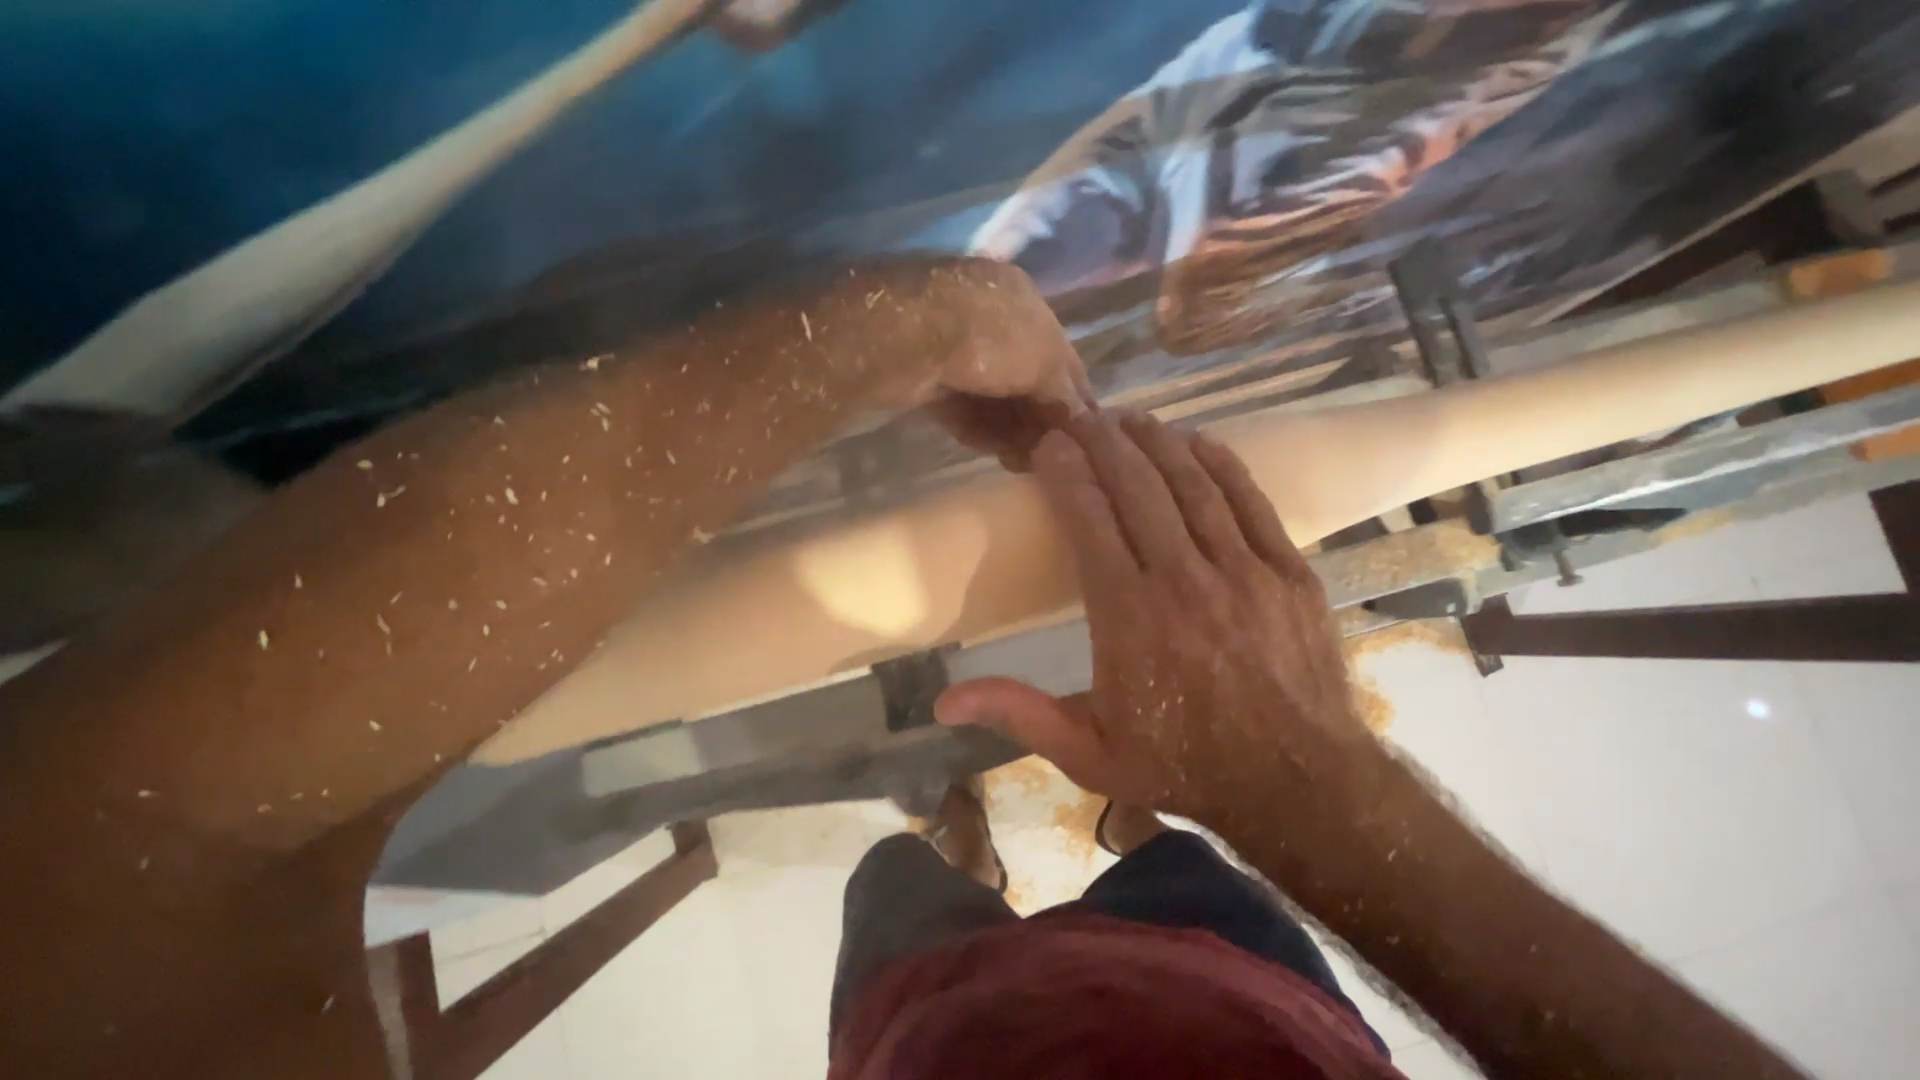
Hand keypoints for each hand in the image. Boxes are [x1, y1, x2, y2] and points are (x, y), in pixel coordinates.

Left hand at [917, 259, 1092, 470]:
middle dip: (1040, 419)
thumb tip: (1084, 424)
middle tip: (1050, 457)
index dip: (1075, 397)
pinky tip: (996, 453)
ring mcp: (954, 347)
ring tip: (1024, 463)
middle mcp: (990, 318)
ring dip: (1012, 431)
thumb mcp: (1047, 361)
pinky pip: (962, 409)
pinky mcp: (925, 377)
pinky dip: (980, 430)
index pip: (1062, 354)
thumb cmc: (992, 338)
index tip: (1086, 436)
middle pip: (1026, 379)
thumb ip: (1067, 394)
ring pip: (993, 398)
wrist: (909, 340)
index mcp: (1024, 299)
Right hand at [934, 411, 1379, 825]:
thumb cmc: (1182, 765)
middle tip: (1080, 416)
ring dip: (1157, 442)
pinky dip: (1220, 464)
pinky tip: (1198, 442)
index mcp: (1129, 618)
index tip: (1047, 445)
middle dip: (1104, 442)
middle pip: (1138, 487)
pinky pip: (1250, 501)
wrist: (1296, 784)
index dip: (1065, 472)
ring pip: (1193, 484)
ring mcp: (1243, 572)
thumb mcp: (1089, 753)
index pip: (1089, 520)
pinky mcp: (1289, 573)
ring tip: (1129, 418)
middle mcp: (1184, 580)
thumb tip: (943, 703)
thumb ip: (1018, 714)